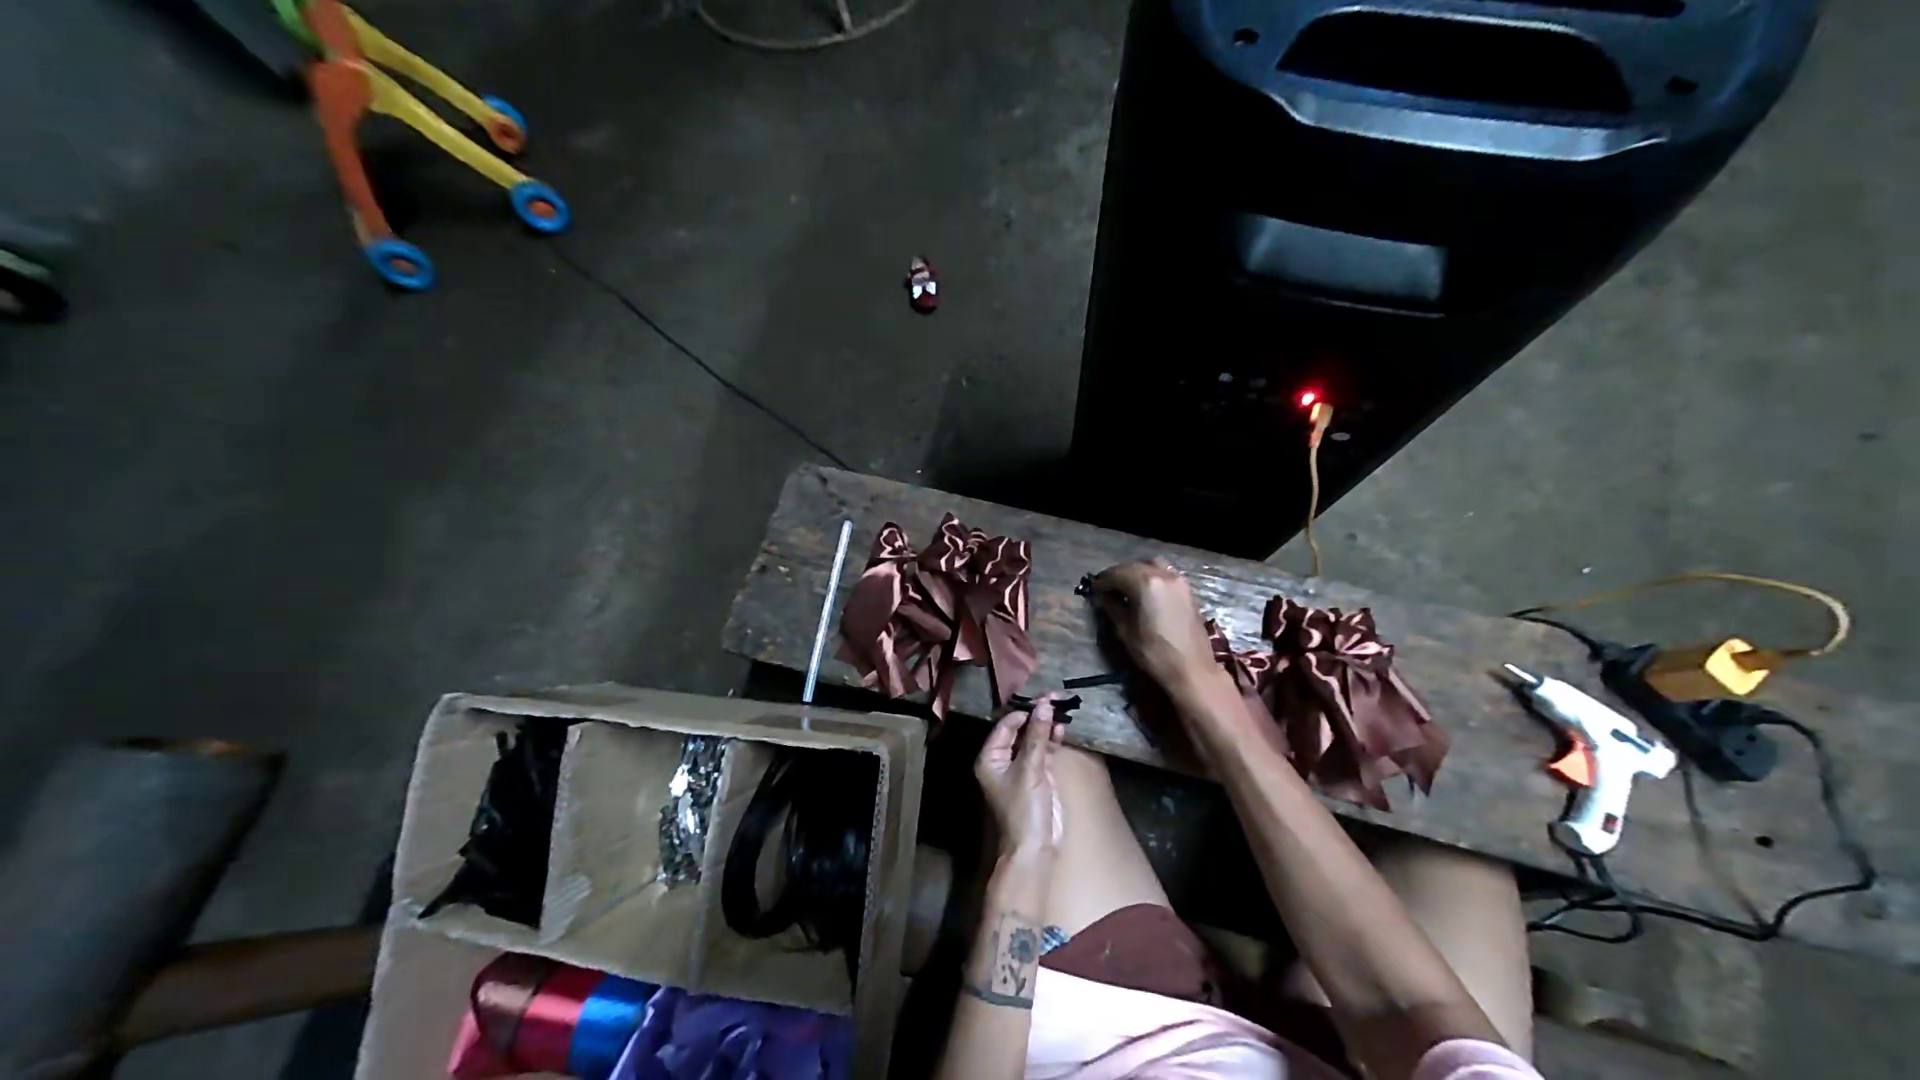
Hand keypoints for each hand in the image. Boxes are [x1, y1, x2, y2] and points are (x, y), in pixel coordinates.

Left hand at [974, 694, 1066, 859]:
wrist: (1035, 847)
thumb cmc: (1024, 808)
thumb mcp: (1030, 768)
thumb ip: (1037, 736)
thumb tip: (1044, 705)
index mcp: (990, 757)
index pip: (1006, 725)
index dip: (1025, 711)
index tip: (1045, 698)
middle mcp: (1002, 760)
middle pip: (1020, 731)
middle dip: (1037, 716)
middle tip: (1056, 698)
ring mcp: (1020, 769)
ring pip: (1033, 740)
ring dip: (1046, 727)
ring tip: (1062, 711)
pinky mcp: (1037, 777)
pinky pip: (1042, 752)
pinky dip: (1051, 741)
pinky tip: (1062, 729)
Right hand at [1089, 559, 1219, 691]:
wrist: (1192, 670)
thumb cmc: (1154, 653)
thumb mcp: (1126, 631)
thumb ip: (1112, 608)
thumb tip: (1102, 597)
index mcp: (1146, 583)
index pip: (1117, 573)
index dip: (1102, 581)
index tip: (1094, 591)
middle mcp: (1163, 575)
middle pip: (1134, 566)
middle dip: (1118, 575)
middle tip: (1106, 589)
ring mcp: (1179, 581)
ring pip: (1152, 565)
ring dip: (1136, 572)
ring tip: (1126, 588)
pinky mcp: (1188, 590)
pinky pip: (1165, 573)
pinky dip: (1152, 576)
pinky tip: (1145, 592)